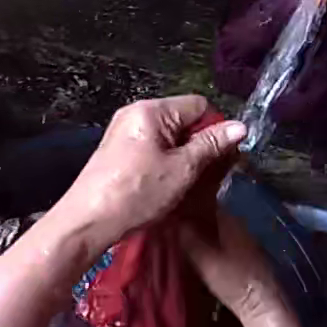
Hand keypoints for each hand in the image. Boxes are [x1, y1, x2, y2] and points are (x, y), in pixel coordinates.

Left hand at [55, 95, 246, 246]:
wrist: (87, 221)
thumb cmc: (135, 194)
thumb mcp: (182, 170)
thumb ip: (211, 146)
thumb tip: (240, 127)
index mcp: (151, 110)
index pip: (199, 106)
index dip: (215, 130)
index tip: (222, 157)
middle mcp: (136, 113)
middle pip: (183, 119)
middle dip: (200, 144)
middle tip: (208, 175)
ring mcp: (124, 131)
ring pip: (169, 136)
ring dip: (183, 156)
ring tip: (187, 184)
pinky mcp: (118, 150)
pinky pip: (153, 147)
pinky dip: (165, 162)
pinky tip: (167, 185)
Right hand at [178, 206, 291, 326]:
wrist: (264, 306)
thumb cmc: (234, 281)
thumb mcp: (205, 261)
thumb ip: (188, 240)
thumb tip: (173, 220)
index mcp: (231, 221)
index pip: (207, 204)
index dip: (189, 206)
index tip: (172, 210)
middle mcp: (240, 226)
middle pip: (212, 217)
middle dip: (194, 220)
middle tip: (173, 225)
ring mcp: (246, 241)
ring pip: (218, 230)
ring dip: (203, 233)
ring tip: (182, 238)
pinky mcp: (248, 257)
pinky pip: (224, 243)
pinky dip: (212, 244)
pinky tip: (201, 253)